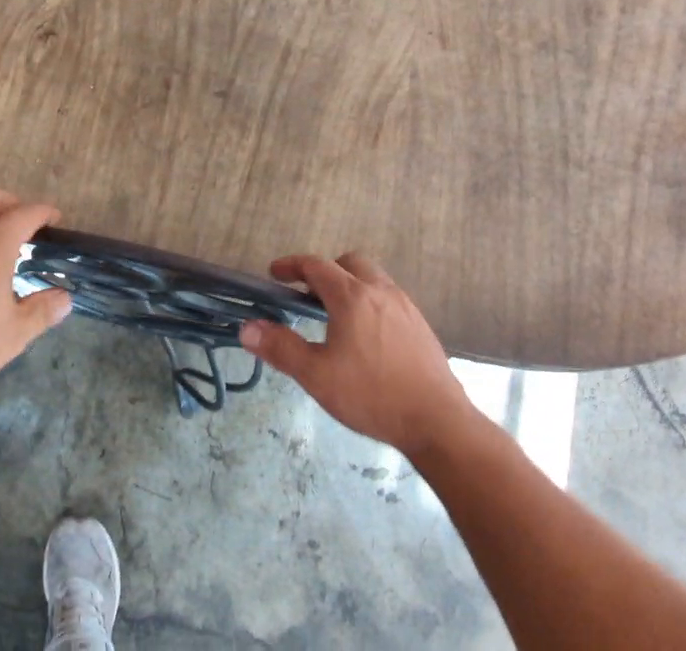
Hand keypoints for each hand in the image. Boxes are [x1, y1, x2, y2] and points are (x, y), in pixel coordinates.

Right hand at [241, 253, 474, 458]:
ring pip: (373, 279)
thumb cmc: (372, 395)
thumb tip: (247, 328)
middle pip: (350, 263)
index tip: (275, 274)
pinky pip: (389, 299)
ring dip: (350, 285)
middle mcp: (381, 292)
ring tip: (334, 316)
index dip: (292, 265)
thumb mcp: (316, 376)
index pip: (316, 266)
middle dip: (325, 271)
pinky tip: (365, 336)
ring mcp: (406, 308)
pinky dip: (370, 303)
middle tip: (306, 294)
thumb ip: (280, 348)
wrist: (439, 422)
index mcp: (352, 297)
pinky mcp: (421, 327)